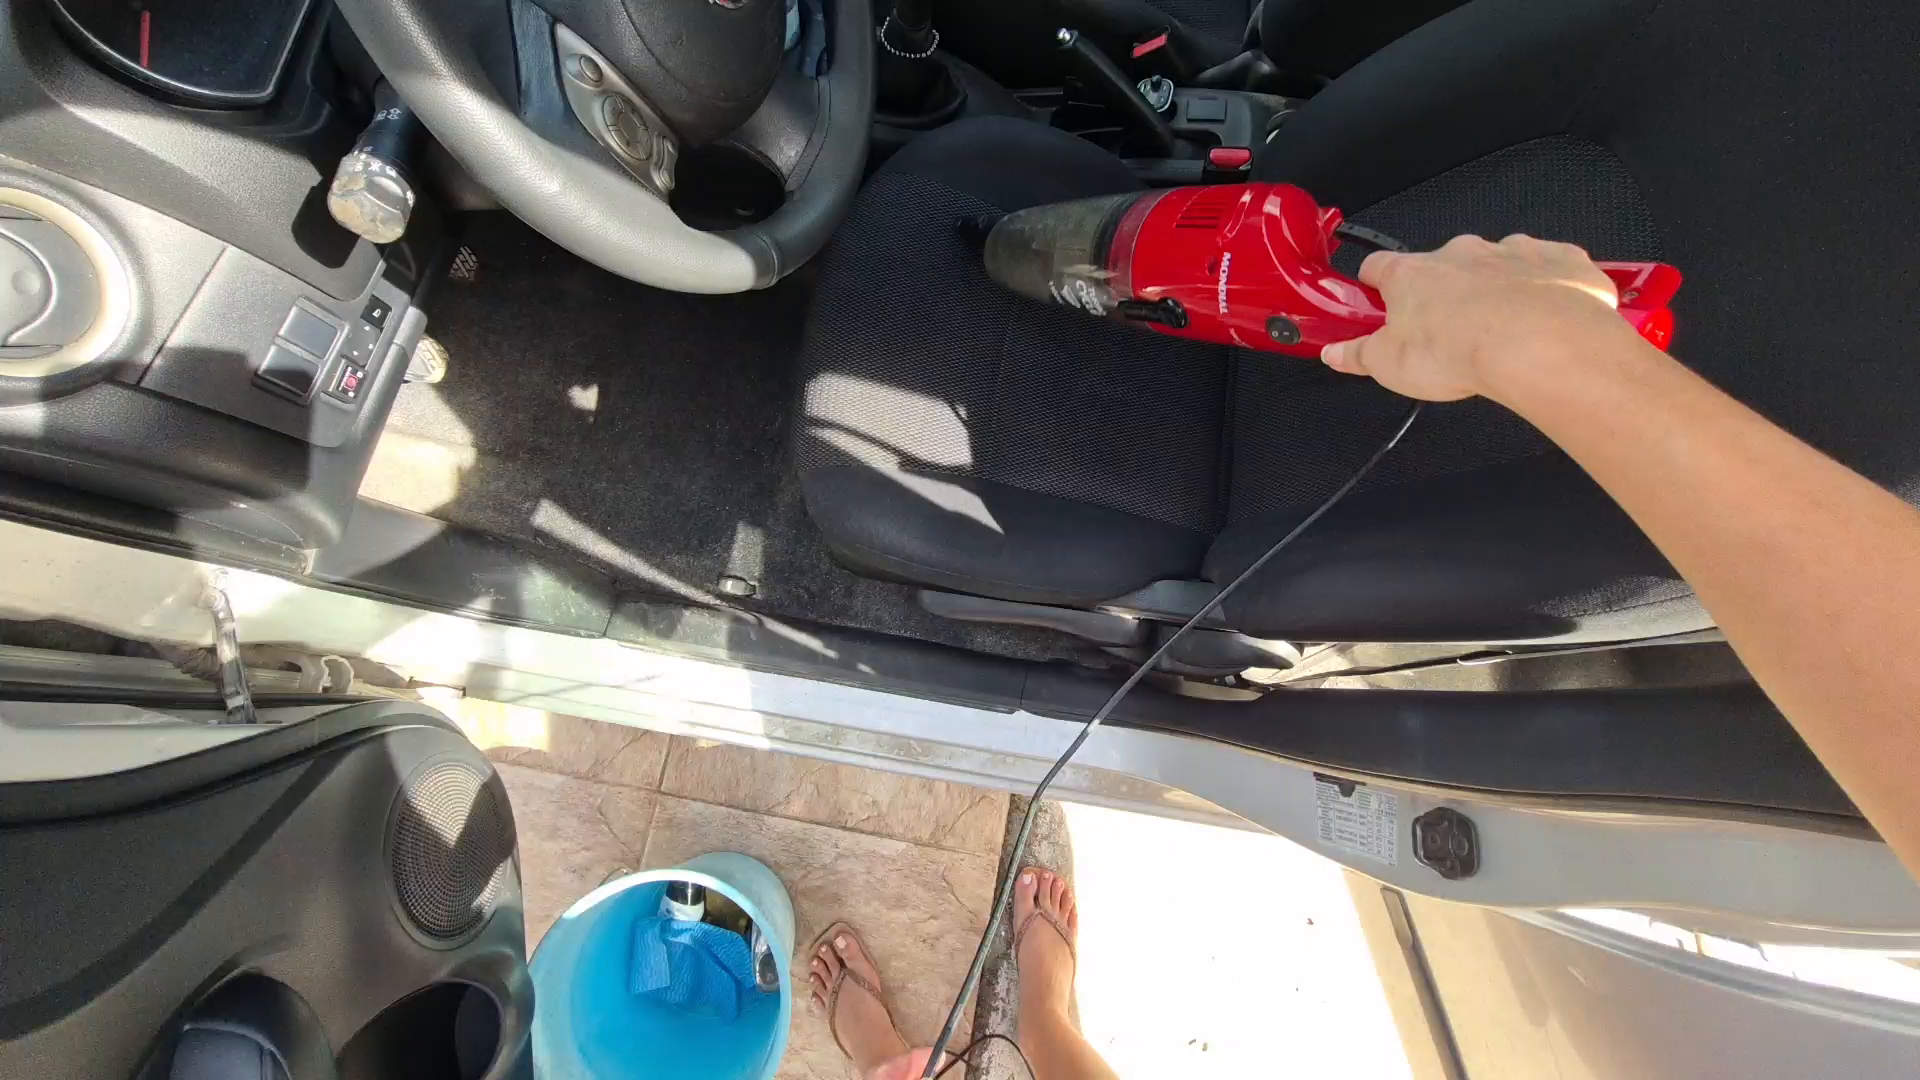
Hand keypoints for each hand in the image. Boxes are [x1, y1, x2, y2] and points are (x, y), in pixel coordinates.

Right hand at [1321, 234, 1630, 402]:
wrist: (1540, 346)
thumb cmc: (1458, 350)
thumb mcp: (1386, 365)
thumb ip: (1357, 355)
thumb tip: (1334, 354)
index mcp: (1412, 274)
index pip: (1379, 266)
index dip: (1374, 281)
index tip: (1375, 295)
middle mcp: (1461, 253)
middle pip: (1440, 265)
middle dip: (1439, 290)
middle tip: (1439, 329)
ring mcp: (1513, 252)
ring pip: (1494, 264)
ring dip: (1490, 288)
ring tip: (1494, 330)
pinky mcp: (1562, 261)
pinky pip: (1547, 269)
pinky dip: (1541, 288)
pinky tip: (1539, 318)